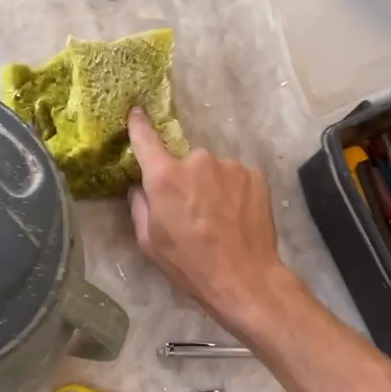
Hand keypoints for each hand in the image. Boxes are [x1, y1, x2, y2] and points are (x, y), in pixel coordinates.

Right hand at [127, 108, 294, 334]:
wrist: (244, 278)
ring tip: (218, 220)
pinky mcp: (254, 175)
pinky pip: (235, 178)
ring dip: (211, 188)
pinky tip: (236, 218)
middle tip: (191, 214)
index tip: (136, 113)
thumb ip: (140, 206)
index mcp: (165, 177)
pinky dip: (233, 193)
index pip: (145, 140)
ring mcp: (229, 166)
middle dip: (185, 182)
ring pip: (212, 171)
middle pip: (184, 164)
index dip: (138, 126)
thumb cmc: (189, 265)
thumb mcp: (149, 242)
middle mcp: (197, 161)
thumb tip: (140, 187)